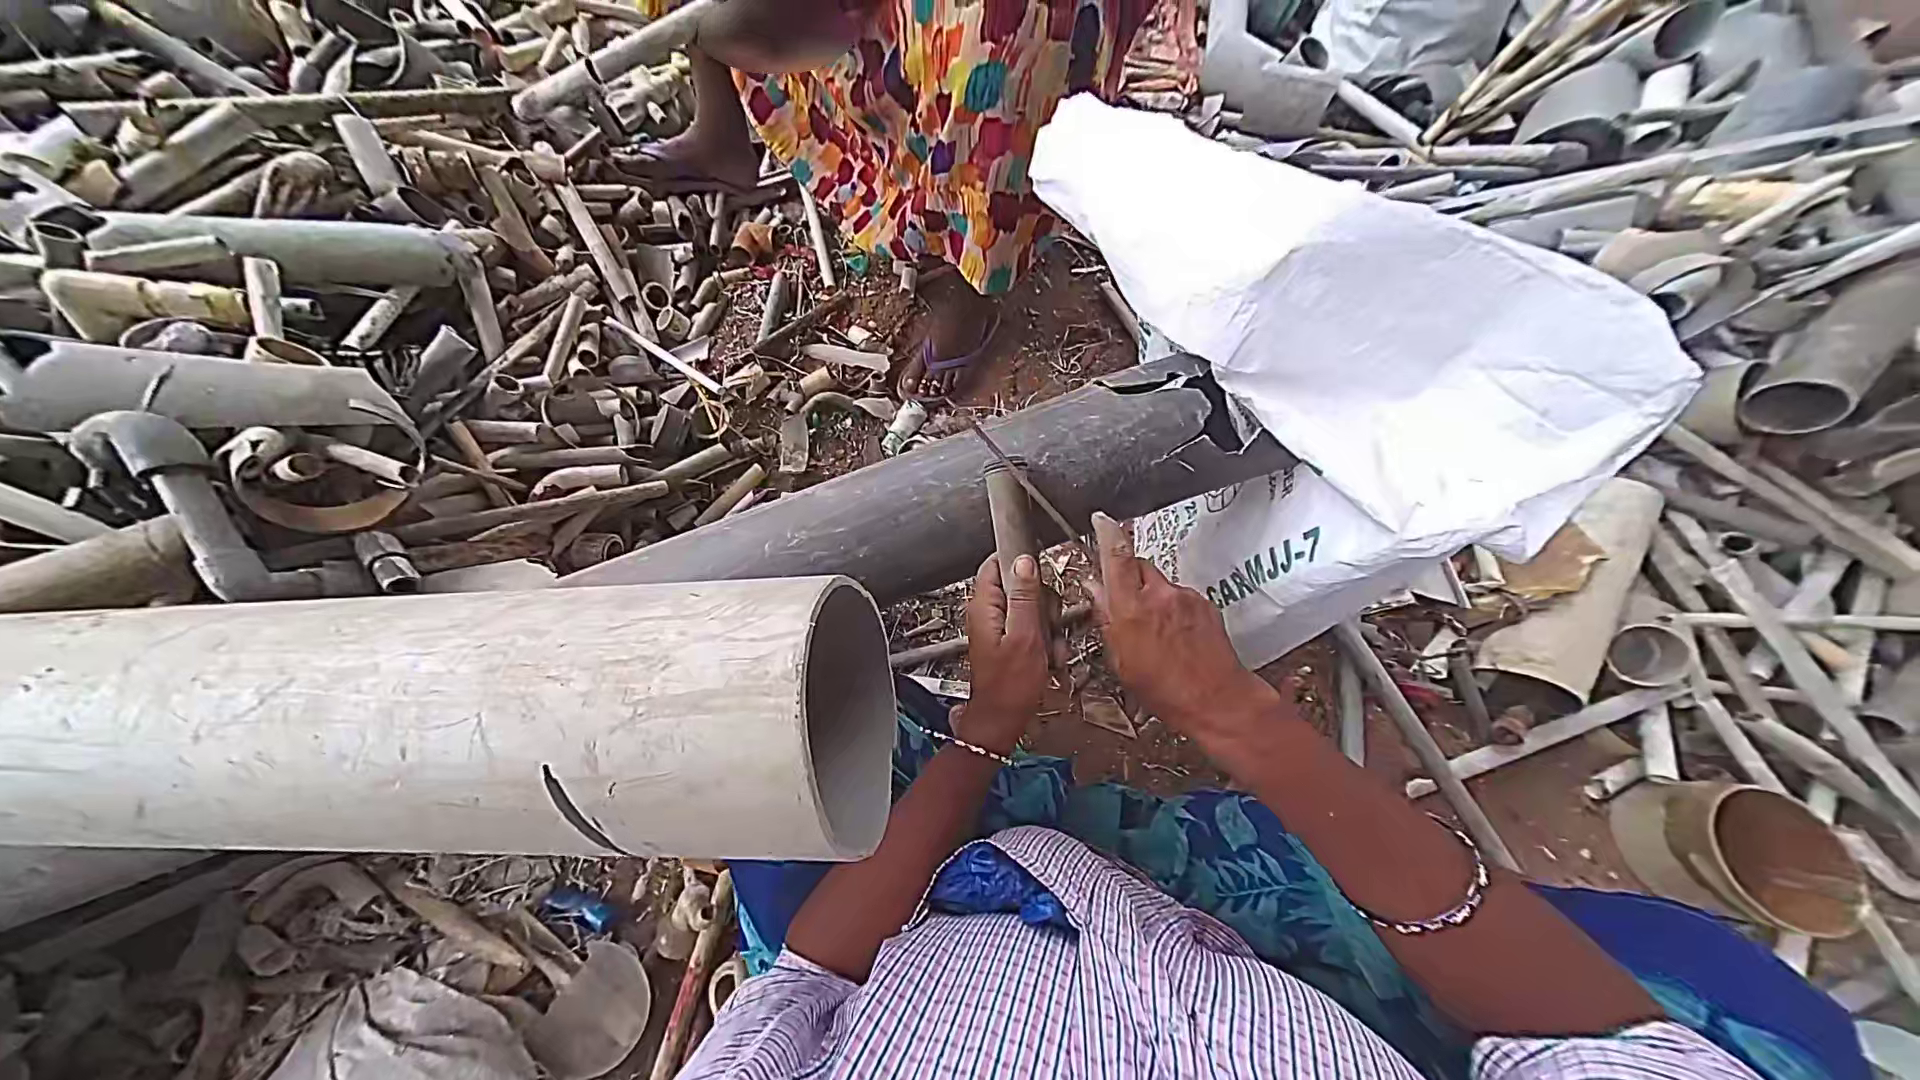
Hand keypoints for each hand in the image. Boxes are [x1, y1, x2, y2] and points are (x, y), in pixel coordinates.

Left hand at [957, 553, 1048, 754]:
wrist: (1003, 719)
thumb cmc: (1009, 686)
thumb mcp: (1024, 636)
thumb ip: (1025, 597)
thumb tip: (1024, 563)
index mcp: (984, 606)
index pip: (996, 564)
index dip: (1020, 565)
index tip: (1040, 577)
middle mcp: (987, 613)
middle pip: (1019, 585)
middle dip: (1041, 602)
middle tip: (1045, 623)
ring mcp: (998, 626)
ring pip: (1030, 607)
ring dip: (1046, 624)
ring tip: (1047, 644)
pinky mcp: (1008, 640)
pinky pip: (1031, 627)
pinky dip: (1044, 639)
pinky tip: (1047, 655)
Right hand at [1088, 512, 1277, 737]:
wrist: (1216, 700)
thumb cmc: (1165, 689)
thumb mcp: (1121, 659)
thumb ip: (1107, 618)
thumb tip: (1096, 591)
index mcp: (1131, 609)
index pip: (1117, 556)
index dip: (1107, 533)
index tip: (1101, 520)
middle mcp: (1159, 596)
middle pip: (1139, 566)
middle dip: (1129, 578)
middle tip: (1126, 604)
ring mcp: (1185, 598)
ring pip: (1160, 583)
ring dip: (1152, 597)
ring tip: (1155, 632)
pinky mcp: (1204, 604)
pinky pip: (1180, 596)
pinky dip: (1173, 608)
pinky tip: (1175, 636)